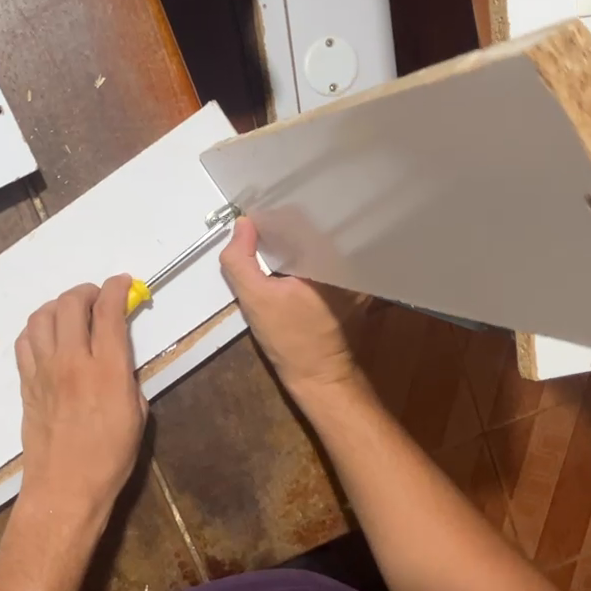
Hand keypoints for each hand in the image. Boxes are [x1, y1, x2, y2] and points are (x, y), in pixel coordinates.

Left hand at [13, 276, 147, 529]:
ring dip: (59, 305)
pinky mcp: (26, 382)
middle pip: (71, 303)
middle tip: (98, 297)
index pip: (108, 311)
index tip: (123, 283)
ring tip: (72, 313)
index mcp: (107, 369)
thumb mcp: (138, 414)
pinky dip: (38, 329)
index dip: (117, 288)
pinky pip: (25, 340)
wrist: (65, 488)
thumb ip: (127, 377)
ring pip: (42, 316)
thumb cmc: (110, 458)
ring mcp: (43, 370)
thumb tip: (118, 358)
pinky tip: (49, 337)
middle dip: (87, 291)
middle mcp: (72, 361)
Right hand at [219, 217, 365, 396]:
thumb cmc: (291, 341)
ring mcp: (350, 273)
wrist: (320, 378)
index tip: (254, 218)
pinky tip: (282, 260)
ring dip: (292, 238)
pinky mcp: (346, 285)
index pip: (305, 217)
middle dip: (284, 222)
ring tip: (267, 238)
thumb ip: (240, 261)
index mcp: (332, 256)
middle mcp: (348, 259)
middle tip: (257, 226)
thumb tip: (242, 225)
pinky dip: (301, 255)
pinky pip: (320, 258)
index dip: (277, 212)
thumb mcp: (256, 299)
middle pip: (313, 226)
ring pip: (316, 241)